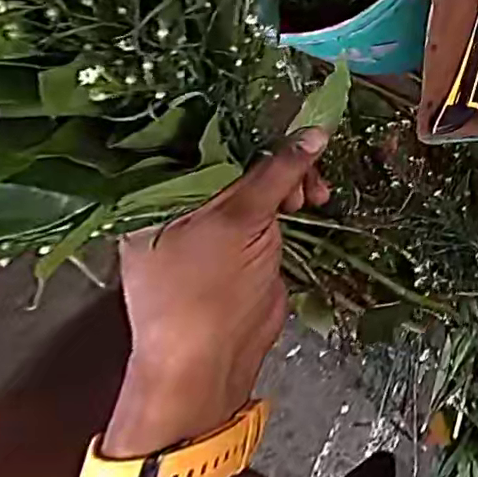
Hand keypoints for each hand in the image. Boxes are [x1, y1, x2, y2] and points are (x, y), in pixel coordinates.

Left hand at [100, 127, 331, 458]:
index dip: (250, 127)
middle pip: (241, 159)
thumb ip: (279, 171)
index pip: (207, 142)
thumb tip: (317, 131)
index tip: (293, 117)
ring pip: (262, 179)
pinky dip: (295, 197)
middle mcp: (183, 203)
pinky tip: (312, 202)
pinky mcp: (242, 238)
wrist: (212, 359)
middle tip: (309, 171)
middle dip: (282, 159)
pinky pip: (272, 201)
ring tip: (313, 196)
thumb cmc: (206, 288)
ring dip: (295, 179)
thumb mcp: (242, 219)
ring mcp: (214, 222)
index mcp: (160, 195)